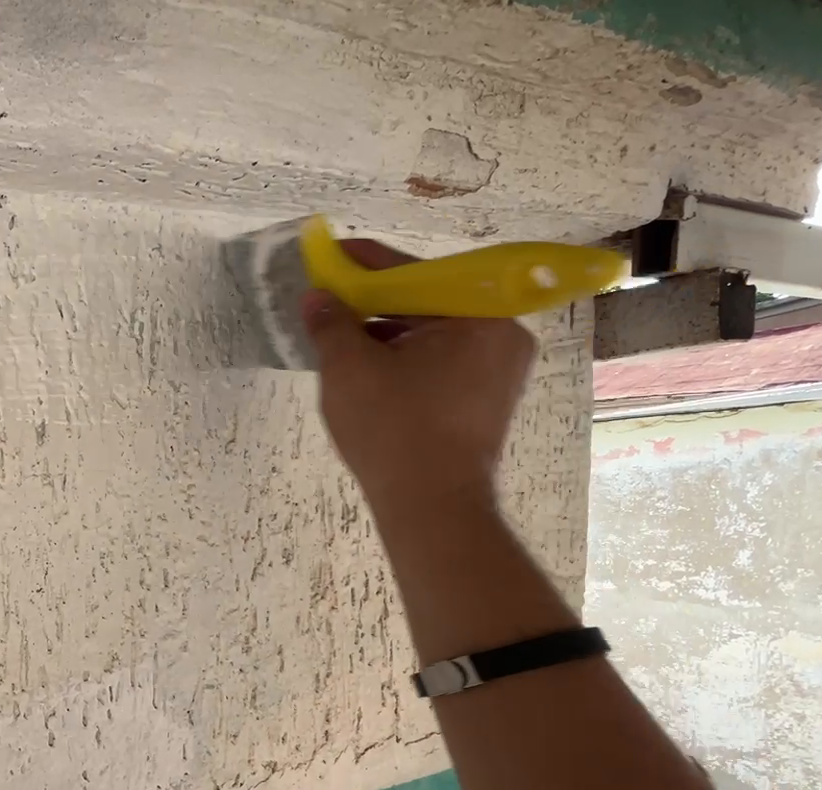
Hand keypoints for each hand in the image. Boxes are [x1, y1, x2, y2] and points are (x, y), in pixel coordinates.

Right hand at [301, 239, 536, 518]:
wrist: (430, 505)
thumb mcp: (348, 369)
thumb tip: (318, 297)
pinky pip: (442, 363)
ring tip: (345, 342)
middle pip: (429, 305)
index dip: (367, 264)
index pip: (416, 276)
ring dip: (389, 334)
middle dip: (378, 303)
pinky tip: (372, 372)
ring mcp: (500, 371)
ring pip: (435, 336)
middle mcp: (503, 335)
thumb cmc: (392, 429)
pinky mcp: (487, 401)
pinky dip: (406, 360)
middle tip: (335, 302)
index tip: (334, 252)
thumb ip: (332, 325)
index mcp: (480, 317)